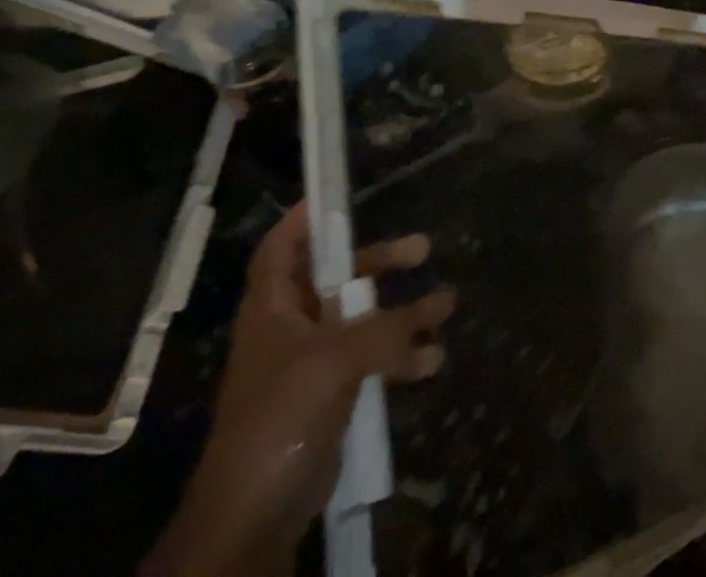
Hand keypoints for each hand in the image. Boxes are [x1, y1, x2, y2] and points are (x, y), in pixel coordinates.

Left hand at [148, 203, 455, 575]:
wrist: (258, 505)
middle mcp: (290, 329)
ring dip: (403, 313)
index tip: (337, 199)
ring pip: (362, 322)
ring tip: (447, 304)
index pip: (282, 248)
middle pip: (335, 279)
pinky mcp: (331, 398)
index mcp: (273, 308)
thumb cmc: (282, 416)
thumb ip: (385, 328)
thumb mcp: (334, 360)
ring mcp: (312, 366)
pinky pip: (372, 363)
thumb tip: (438, 308)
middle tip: (423, 249)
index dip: (305, 221)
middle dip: (377, 263)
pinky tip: (433, 361)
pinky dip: (402, 357)